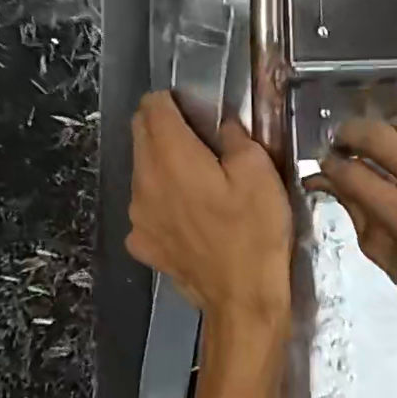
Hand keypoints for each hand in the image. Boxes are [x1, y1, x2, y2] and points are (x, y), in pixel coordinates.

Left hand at [126, 91, 292, 331]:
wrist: (241, 299)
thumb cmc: (254, 231)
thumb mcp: (259, 172)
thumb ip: (235, 137)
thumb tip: (222, 124)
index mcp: (172, 156)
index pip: (152, 107)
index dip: (170, 98)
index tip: (193, 106)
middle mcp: (144, 181)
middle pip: (139, 133)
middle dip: (162, 124)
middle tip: (199, 135)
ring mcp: (137, 215)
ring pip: (140, 169)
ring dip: (161, 161)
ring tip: (198, 176)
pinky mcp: (140, 242)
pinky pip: (144, 206)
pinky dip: (160, 199)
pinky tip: (188, 214)